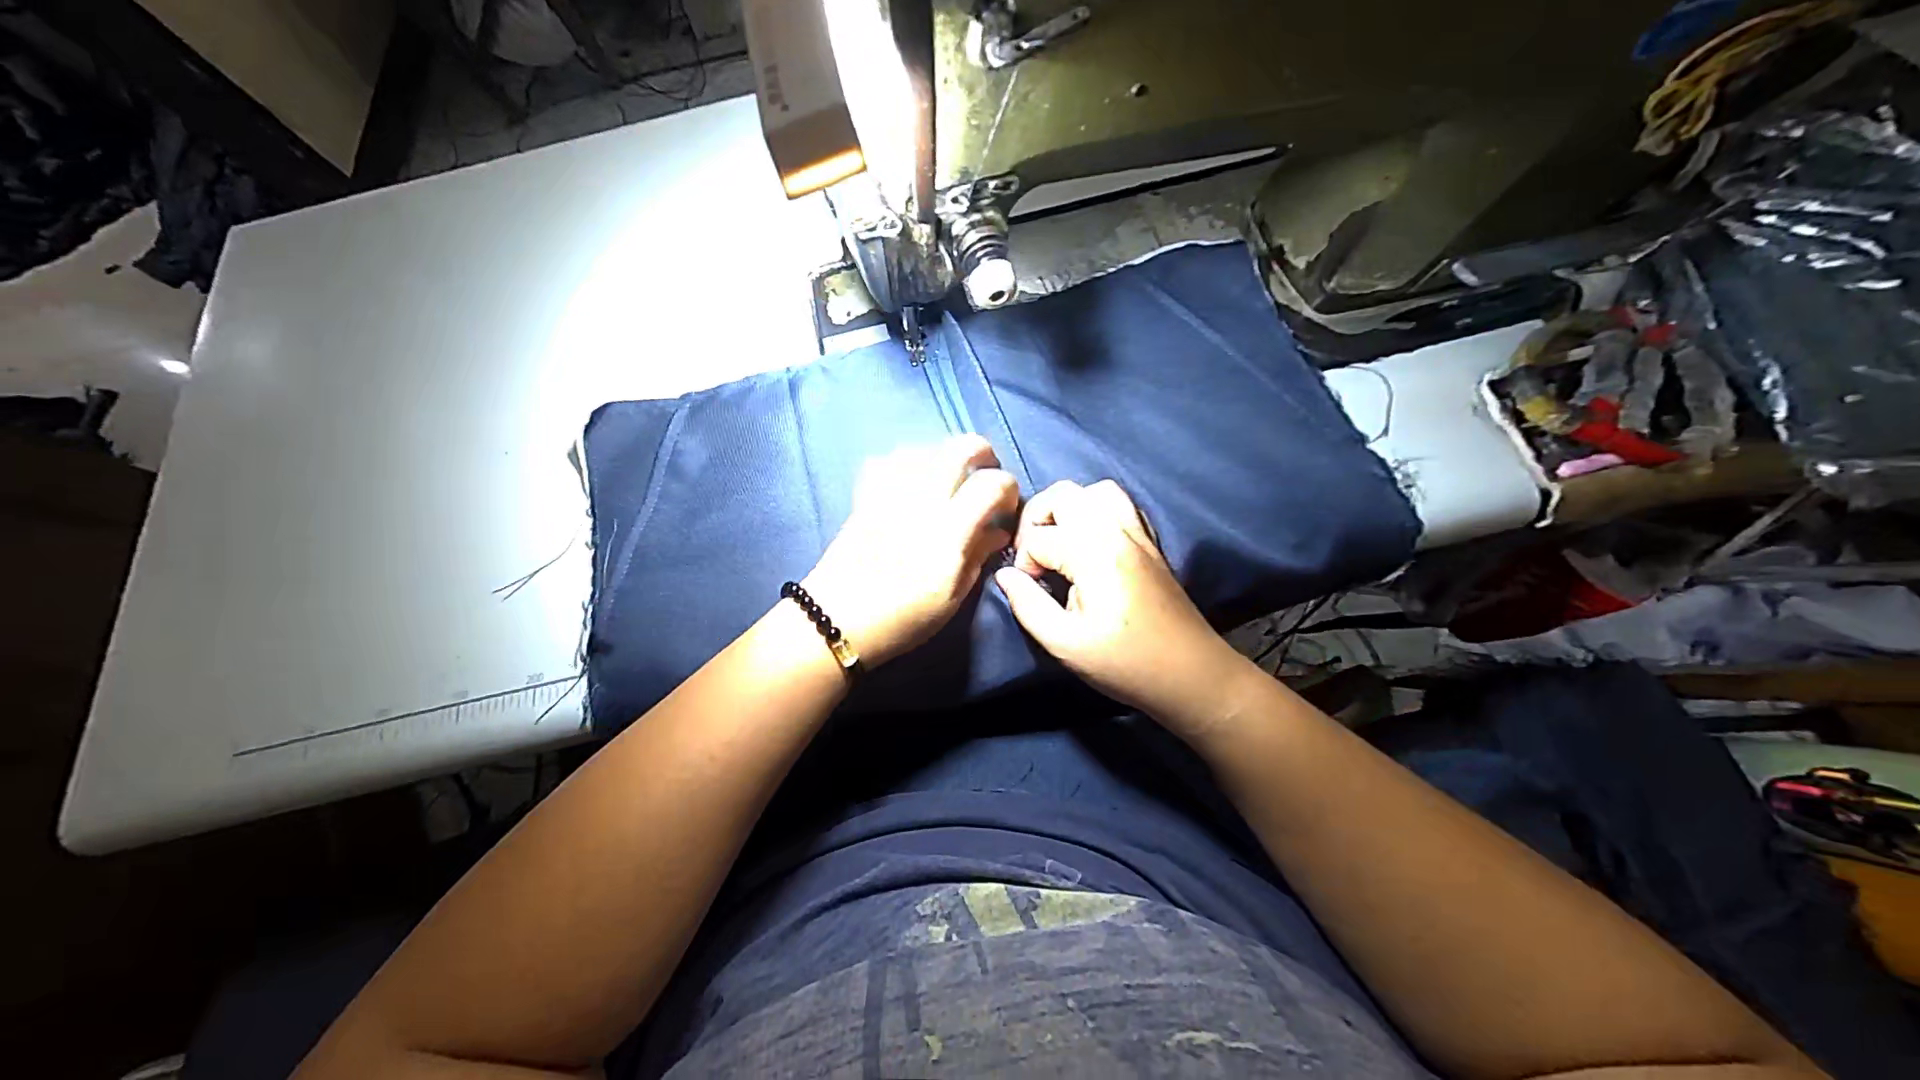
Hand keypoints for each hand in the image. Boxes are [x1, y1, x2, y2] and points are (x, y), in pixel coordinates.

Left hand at [802, 435, 1019, 666]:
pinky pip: (889, 459)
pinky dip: (908, 461)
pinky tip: (912, 481)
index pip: (992, 484)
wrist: (837, 621)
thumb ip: (978, 556)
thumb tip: (997, 530)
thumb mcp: (952, 598)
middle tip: (984, 474)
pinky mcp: (866, 495)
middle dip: (982, 454)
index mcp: (949, 532)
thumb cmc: (902, 619)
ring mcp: (890, 493)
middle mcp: (921, 502)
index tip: (1006, 507)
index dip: (1009, 489)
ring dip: (944, 455)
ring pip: (925, 447)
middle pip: (959, 448)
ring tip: (949, 477)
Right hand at [994, 480, 1254, 734]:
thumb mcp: (1065, 644)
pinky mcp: (1150, 544)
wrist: (1192, 674)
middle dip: (1036, 519)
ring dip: (1068, 509)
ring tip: (1057, 542)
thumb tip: (1006, 576)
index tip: (1029, 591)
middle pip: (1065, 495)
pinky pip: (1120, 505)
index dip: (1023, 563)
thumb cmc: (1126, 664)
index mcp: (1094, 553)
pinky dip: (1096, 512)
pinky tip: (1088, 544)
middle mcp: (1117, 531)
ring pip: (1095, 492)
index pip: (1038, 537)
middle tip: (1032, 556)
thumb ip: (1028, 605)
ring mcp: (1138, 534)